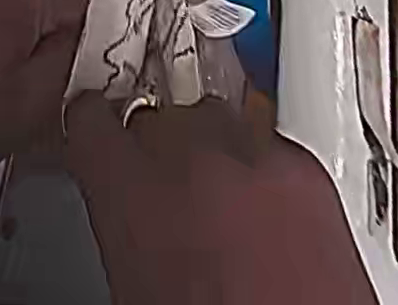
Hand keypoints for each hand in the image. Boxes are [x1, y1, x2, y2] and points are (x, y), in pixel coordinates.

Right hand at [65, 94, 378, 304]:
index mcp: (130, 193)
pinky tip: (266, 213)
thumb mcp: (132, 282)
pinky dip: (263, 166)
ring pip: (215, 116)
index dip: (93, 123)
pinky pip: (269, 143)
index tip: (97, 125)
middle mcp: (188, 158)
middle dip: (160, 143)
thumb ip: (124, 216)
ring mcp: (251, 154)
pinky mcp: (306, 168)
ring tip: (221, 202)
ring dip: (212, 147)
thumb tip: (128, 203)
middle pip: (159, 115)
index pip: (92, 119)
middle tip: (169, 189)